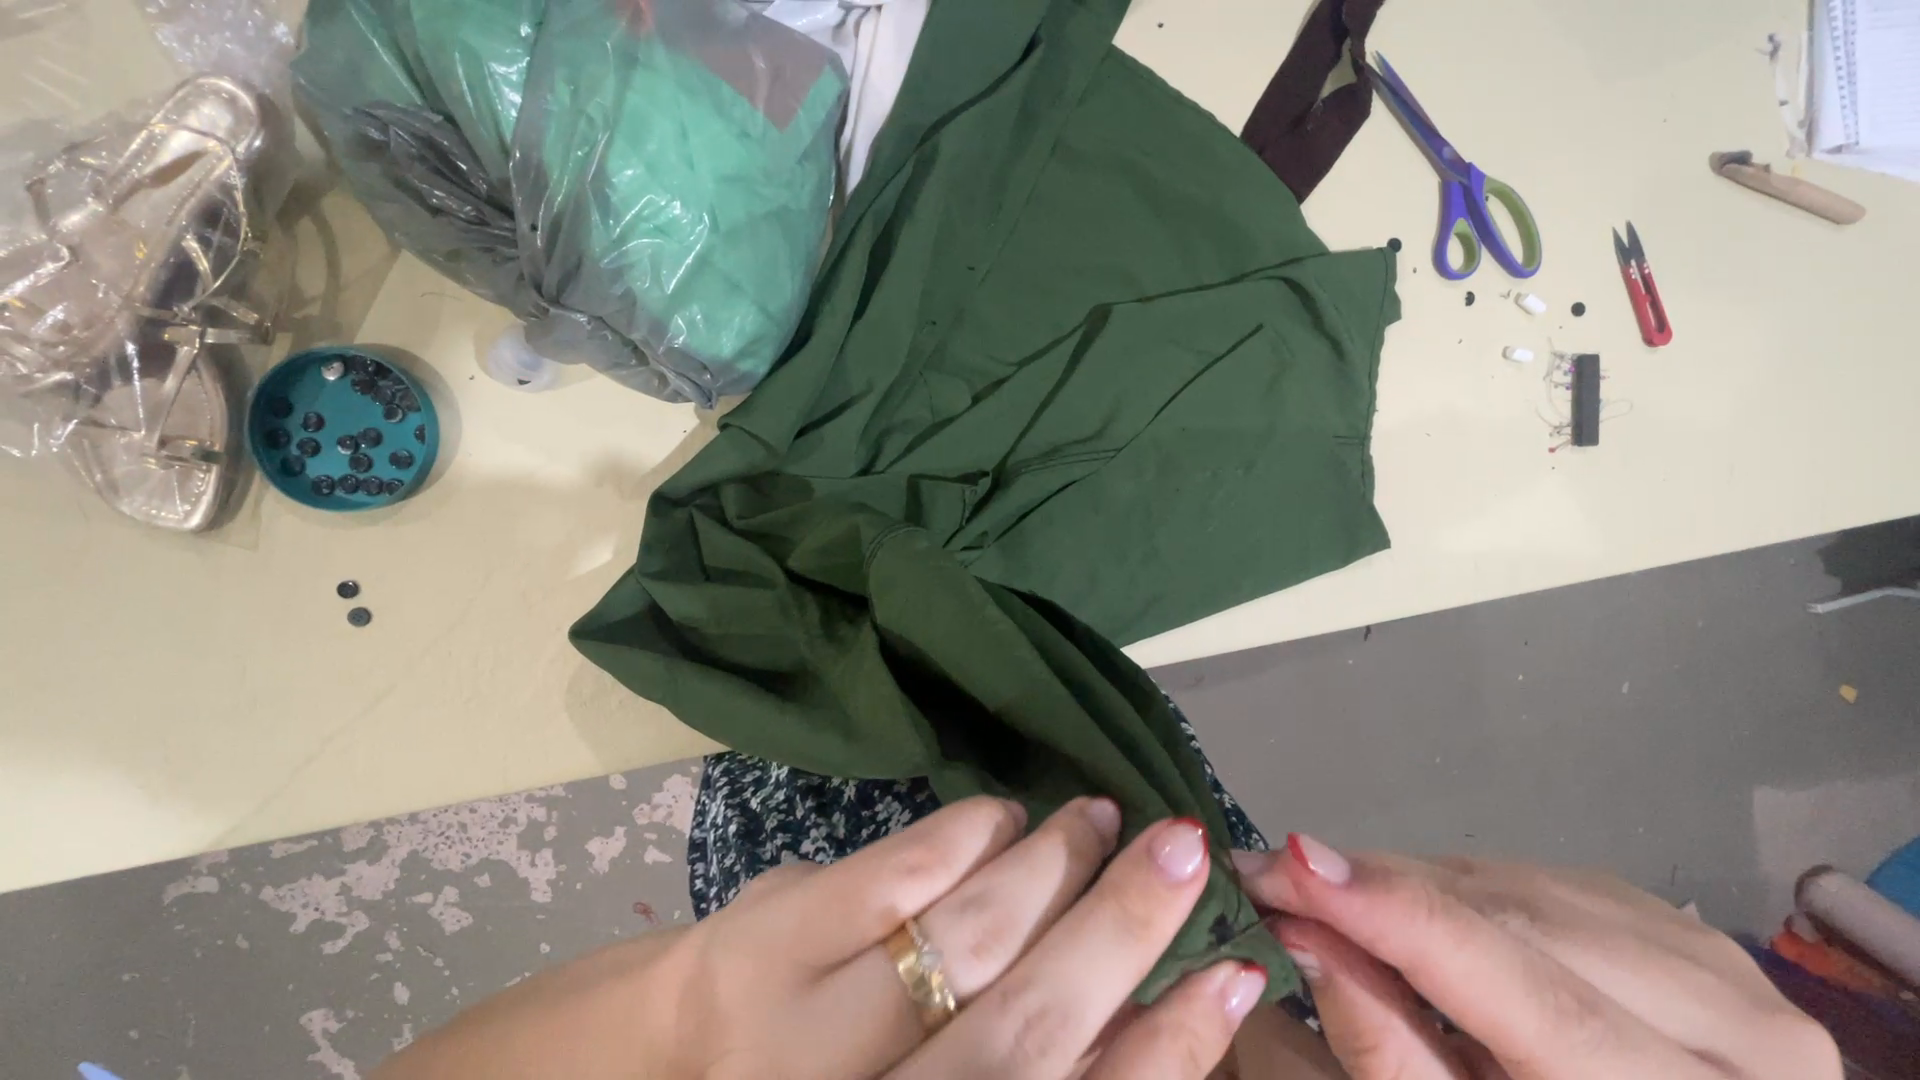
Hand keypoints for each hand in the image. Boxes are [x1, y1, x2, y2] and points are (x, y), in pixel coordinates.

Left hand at [374, 796, 1266, 1079]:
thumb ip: (983, 1059)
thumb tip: (1106, 1007)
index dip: (1168, 1048)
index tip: (1237, 975)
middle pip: (1030, 1019)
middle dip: (1125, 930)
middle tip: (1187, 850)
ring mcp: (806, 1026)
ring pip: (965, 938)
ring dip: (1048, 868)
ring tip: (1103, 814)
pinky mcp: (756, 944)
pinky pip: (880, 880)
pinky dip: (954, 839)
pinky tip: (1000, 811)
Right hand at [1231, 836, 1840, 1079]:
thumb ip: (1387, 1046)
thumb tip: (1300, 932)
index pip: (1523, 985)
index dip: (1395, 914)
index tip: (1287, 861)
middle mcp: (1737, 1024)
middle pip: (1514, 921)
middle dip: (1378, 890)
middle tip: (1267, 875)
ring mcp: (1719, 961)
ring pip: (1519, 886)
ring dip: (1407, 884)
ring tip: (1323, 894)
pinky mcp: (1680, 925)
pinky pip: (1537, 880)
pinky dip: (1455, 887)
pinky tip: (1408, 906)